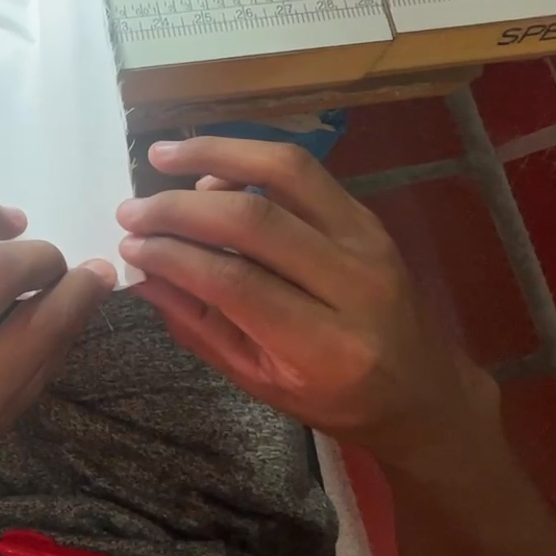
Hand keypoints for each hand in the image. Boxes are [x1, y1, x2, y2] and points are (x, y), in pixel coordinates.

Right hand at [116, 137, 497, 474]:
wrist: (426, 391)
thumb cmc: (335, 401)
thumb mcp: (258, 381)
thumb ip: (198, 325)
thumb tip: (142, 272)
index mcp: (327, 346)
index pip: (235, 282)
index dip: (173, 256)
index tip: (129, 246)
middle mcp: (355, 283)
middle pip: (255, 220)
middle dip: (180, 208)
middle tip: (132, 210)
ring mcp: (367, 238)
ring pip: (285, 170)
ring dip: (215, 154)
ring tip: (162, 156)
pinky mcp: (365, 213)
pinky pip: (300, 169)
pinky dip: (246, 158)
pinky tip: (208, 170)